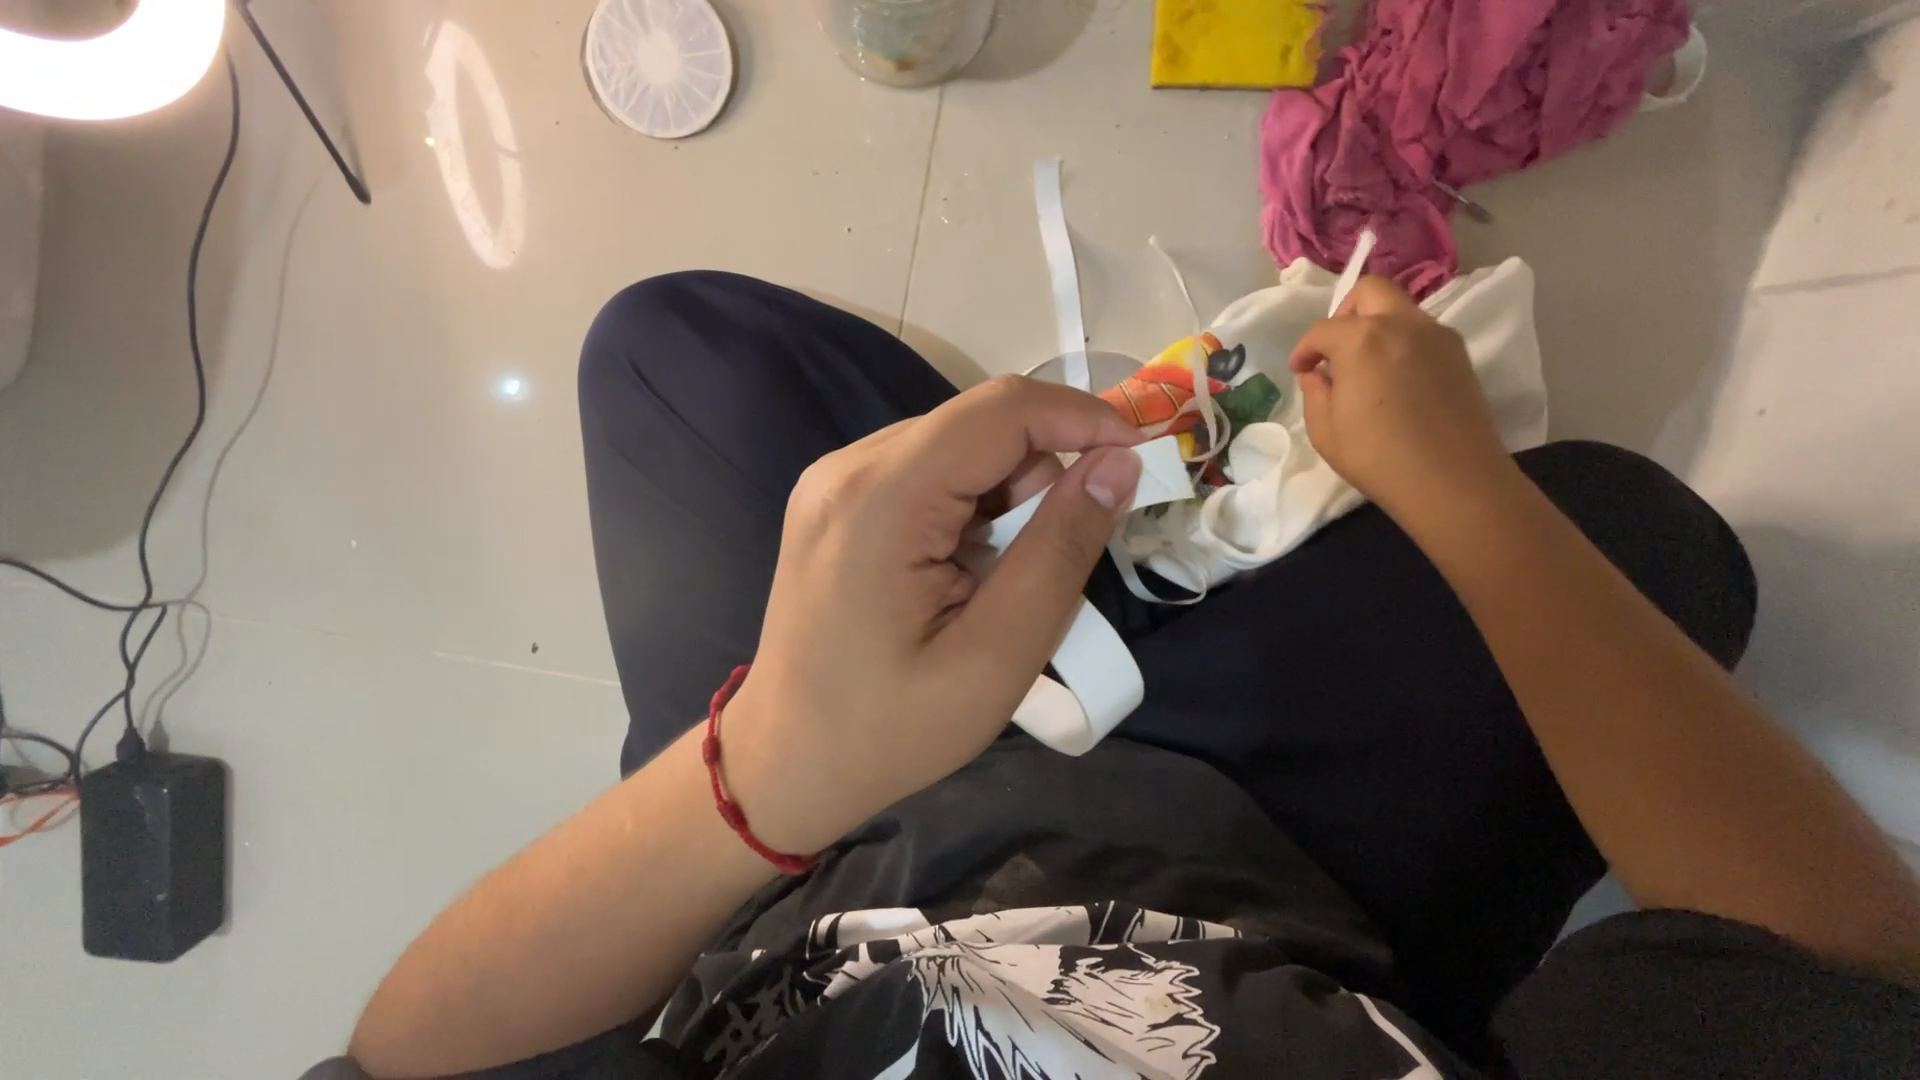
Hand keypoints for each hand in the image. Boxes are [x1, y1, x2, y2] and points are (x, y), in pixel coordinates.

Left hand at [720, 376, 1143, 854]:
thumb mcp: (998, 652)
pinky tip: (958, 576)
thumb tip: (1118, 462)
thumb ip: (1061, 548)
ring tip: (992, 586)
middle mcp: (848, 468)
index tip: (1138, 458)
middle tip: (1046, 565)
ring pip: (956, 450)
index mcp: (881, 497)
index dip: (1083, 418)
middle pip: (978, 427)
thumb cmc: (893, 728)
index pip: (1001, 410)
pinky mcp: (834, 502)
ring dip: (1003, 501)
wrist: (788, 763)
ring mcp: (833, 482)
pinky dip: (966, 511)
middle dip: (1038, 477)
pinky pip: (925, 475)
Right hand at [1288, 277, 1513, 516]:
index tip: (1300, 371)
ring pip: (1399, 308)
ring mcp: (1437, 335)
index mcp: (1362, 339)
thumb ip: (1315, 392)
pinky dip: (1400, 342)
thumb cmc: (1377, 457)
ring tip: (1364, 367)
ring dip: (1375, 326)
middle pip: (1369, 292)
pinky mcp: (1459, 353)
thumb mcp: (1325, 430)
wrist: (1451, 480)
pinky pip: (1421, 332)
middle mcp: (1402, 324)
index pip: (1322, 330)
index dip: (1304, 350)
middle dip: (1344, 313)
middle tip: (1334, 350)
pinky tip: (1393, 380)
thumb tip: (1318, 374)